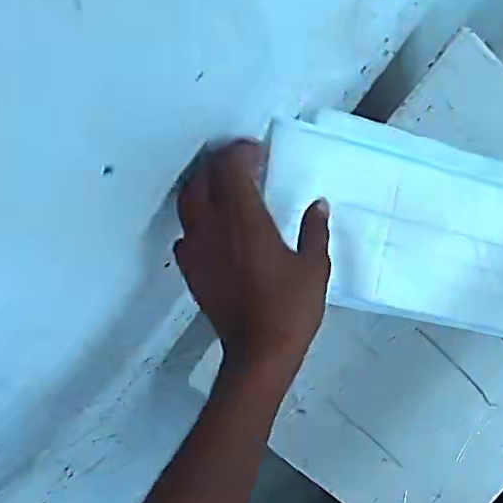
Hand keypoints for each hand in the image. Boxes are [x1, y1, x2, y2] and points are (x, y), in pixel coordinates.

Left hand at [175, 139, 330, 382]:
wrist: (259, 351)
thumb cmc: (289, 310)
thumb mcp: (314, 267)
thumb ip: (314, 231)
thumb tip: (317, 207)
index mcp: (245, 219)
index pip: (232, 168)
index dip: (241, 152)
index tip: (256, 151)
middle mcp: (214, 227)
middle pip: (205, 178)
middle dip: (221, 163)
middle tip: (240, 163)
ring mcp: (198, 248)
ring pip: (188, 201)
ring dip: (203, 186)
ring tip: (222, 187)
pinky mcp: (191, 270)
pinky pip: (185, 233)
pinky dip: (195, 221)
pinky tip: (211, 229)